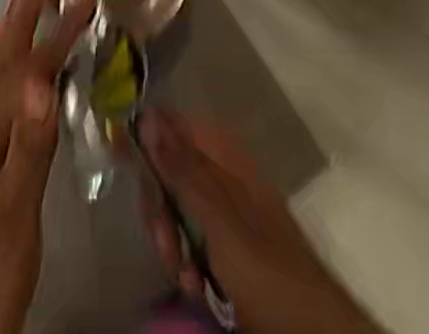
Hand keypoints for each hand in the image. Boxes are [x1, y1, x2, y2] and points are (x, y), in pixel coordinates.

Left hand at [0, 0, 98, 333]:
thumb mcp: (13, 218)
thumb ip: (28, 149)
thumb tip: (42, 81)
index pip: (28, 69)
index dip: (58, 30)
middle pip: (7, 51)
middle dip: (30, 4)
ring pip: (5, 64)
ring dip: (22, 22)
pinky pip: (9, 86)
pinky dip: (21, 56)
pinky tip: (30, 56)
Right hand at [138, 109, 386, 333]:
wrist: (308, 330)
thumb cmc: (263, 266)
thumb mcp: (217, 217)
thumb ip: (181, 166)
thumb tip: (148, 115)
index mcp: (227, 159)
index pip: (178, 125)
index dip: (148, 135)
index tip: (121, 152)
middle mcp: (225, 178)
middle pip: (171, 172)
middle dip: (160, 207)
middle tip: (165, 238)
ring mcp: (226, 212)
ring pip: (177, 209)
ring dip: (172, 241)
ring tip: (184, 272)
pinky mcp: (226, 245)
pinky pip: (190, 239)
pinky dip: (187, 261)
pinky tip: (194, 284)